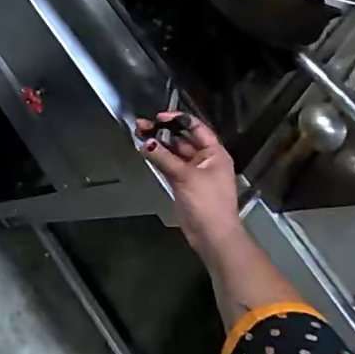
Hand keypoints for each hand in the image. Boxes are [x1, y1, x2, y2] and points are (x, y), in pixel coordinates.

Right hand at [137, 112, 242, 253]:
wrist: (212, 236)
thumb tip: (145, 142)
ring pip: (173, 152)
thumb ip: (164, 157)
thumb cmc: (208, 202)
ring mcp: (193, 171)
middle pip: (182, 139)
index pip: (196, 128)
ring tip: (139, 135)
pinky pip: (169, 165)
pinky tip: (144, 151)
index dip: (178, 119)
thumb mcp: (186, 176)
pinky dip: (158, 158)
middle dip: (163, 132)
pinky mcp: (183, 183)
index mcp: (214, 153)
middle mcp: (204, 159)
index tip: (158, 117)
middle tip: (142, 125)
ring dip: (158, 144)